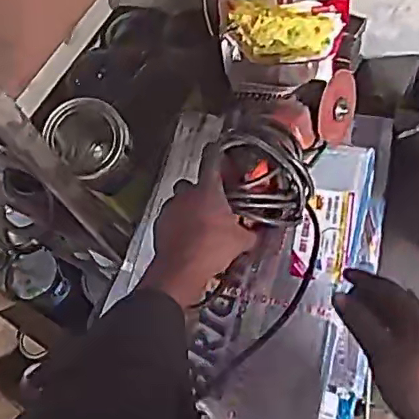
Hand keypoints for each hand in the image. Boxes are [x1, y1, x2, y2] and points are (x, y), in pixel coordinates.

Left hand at [139, 143, 257, 305]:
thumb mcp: (240, 242)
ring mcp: (170, 208)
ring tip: (201, 224)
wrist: (181, 269)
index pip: (211, 161)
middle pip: (192, 183)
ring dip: (188, 209)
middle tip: (214, 204)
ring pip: (180, 201)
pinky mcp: (160, 224)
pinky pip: (170, 218)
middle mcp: (186, 194)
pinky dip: (178, 224)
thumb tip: (257, 235)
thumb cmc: (211, 249)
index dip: (216, 153)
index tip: (217, 149)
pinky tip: (188, 237)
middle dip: (201, 192)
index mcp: (208, 190)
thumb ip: (251, 234)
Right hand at [333, 270, 418, 418]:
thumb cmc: (411, 386)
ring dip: (378, 305)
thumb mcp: (378, 350)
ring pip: (399, 310)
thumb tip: (342, 299)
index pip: (386, 287)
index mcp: (415, 315)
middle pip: (395, 296)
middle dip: (371, 290)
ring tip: (357, 306)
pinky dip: (385, 320)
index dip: (364, 279)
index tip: (347, 274)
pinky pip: (402, 324)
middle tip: (349, 288)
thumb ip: (359, 321)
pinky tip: (374, 329)